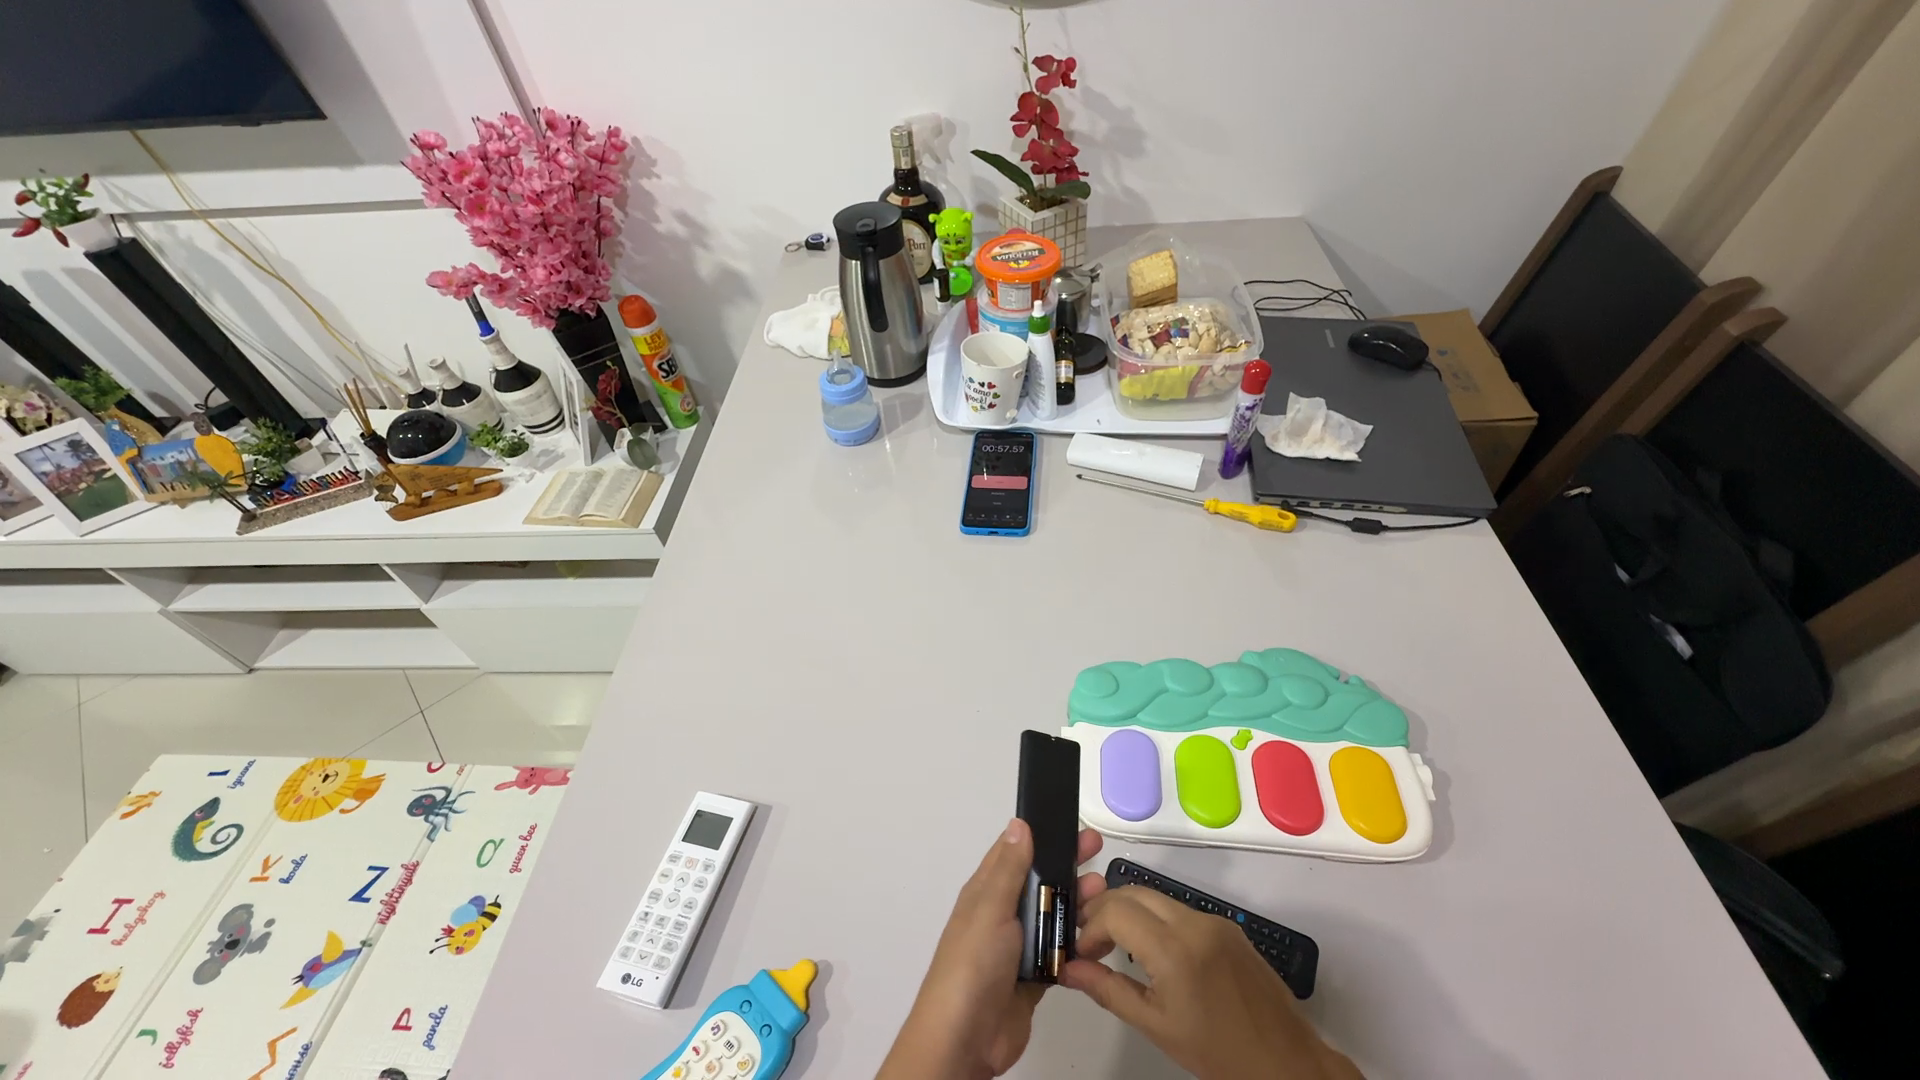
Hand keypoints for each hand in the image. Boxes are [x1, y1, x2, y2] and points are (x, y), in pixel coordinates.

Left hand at [875, 819, 1104, 1079]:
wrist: (966, 1039)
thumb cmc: (973, 964)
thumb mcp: (990, 908)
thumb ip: (1009, 868)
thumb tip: (1019, 824)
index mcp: (986, 893)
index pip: (1016, 854)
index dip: (1043, 837)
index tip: (1075, 826)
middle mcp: (1003, 915)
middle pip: (1041, 883)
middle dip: (1069, 868)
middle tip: (1099, 855)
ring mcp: (1020, 947)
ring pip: (1056, 917)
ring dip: (1080, 907)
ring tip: (1105, 898)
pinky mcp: (1036, 977)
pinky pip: (1063, 954)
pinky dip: (1081, 947)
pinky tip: (1102, 940)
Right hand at [1060, 887, 1363, 1079]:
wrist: (1285, 1060)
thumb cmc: (1216, 1050)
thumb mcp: (1155, 1025)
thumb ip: (1108, 990)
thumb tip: (1069, 968)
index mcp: (1174, 949)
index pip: (1115, 911)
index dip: (1090, 926)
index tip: (1081, 952)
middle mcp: (1194, 922)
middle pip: (1133, 892)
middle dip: (1103, 909)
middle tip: (1089, 941)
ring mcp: (1214, 920)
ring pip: (1155, 897)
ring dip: (1128, 911)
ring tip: (1114, 945)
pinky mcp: (1228, 926)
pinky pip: (1179, 909)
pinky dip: (1154, 919)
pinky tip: (1151, 950)